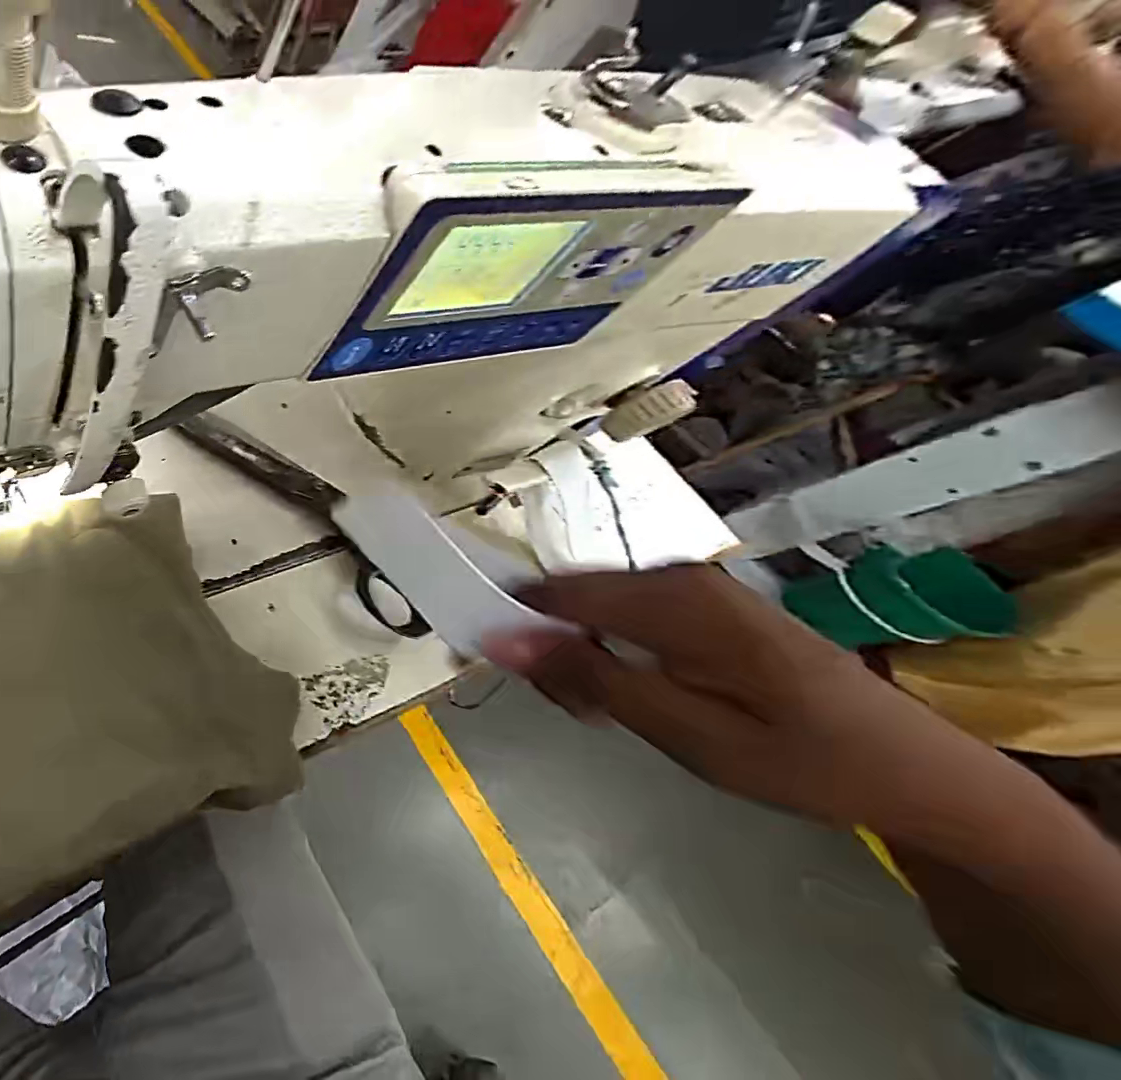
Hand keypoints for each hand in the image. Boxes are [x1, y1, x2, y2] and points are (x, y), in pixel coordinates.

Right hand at [488, 565, 1034, 858]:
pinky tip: (637, 693)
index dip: (507, 623)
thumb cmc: (801, 759)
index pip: (551, 593)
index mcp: (672, 600)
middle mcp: (676, 577)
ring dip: (581, 658)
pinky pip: (623, 616)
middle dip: (553, 652)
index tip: (491, 667)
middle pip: (567, 600)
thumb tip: (502, 640)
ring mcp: (691, 587)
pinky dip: (610, 653)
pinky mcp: (701, 603)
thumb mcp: (682, 731)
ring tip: (613, 712)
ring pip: (591, 610)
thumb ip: (587, 680)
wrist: (918, 772)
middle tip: (583, 713)